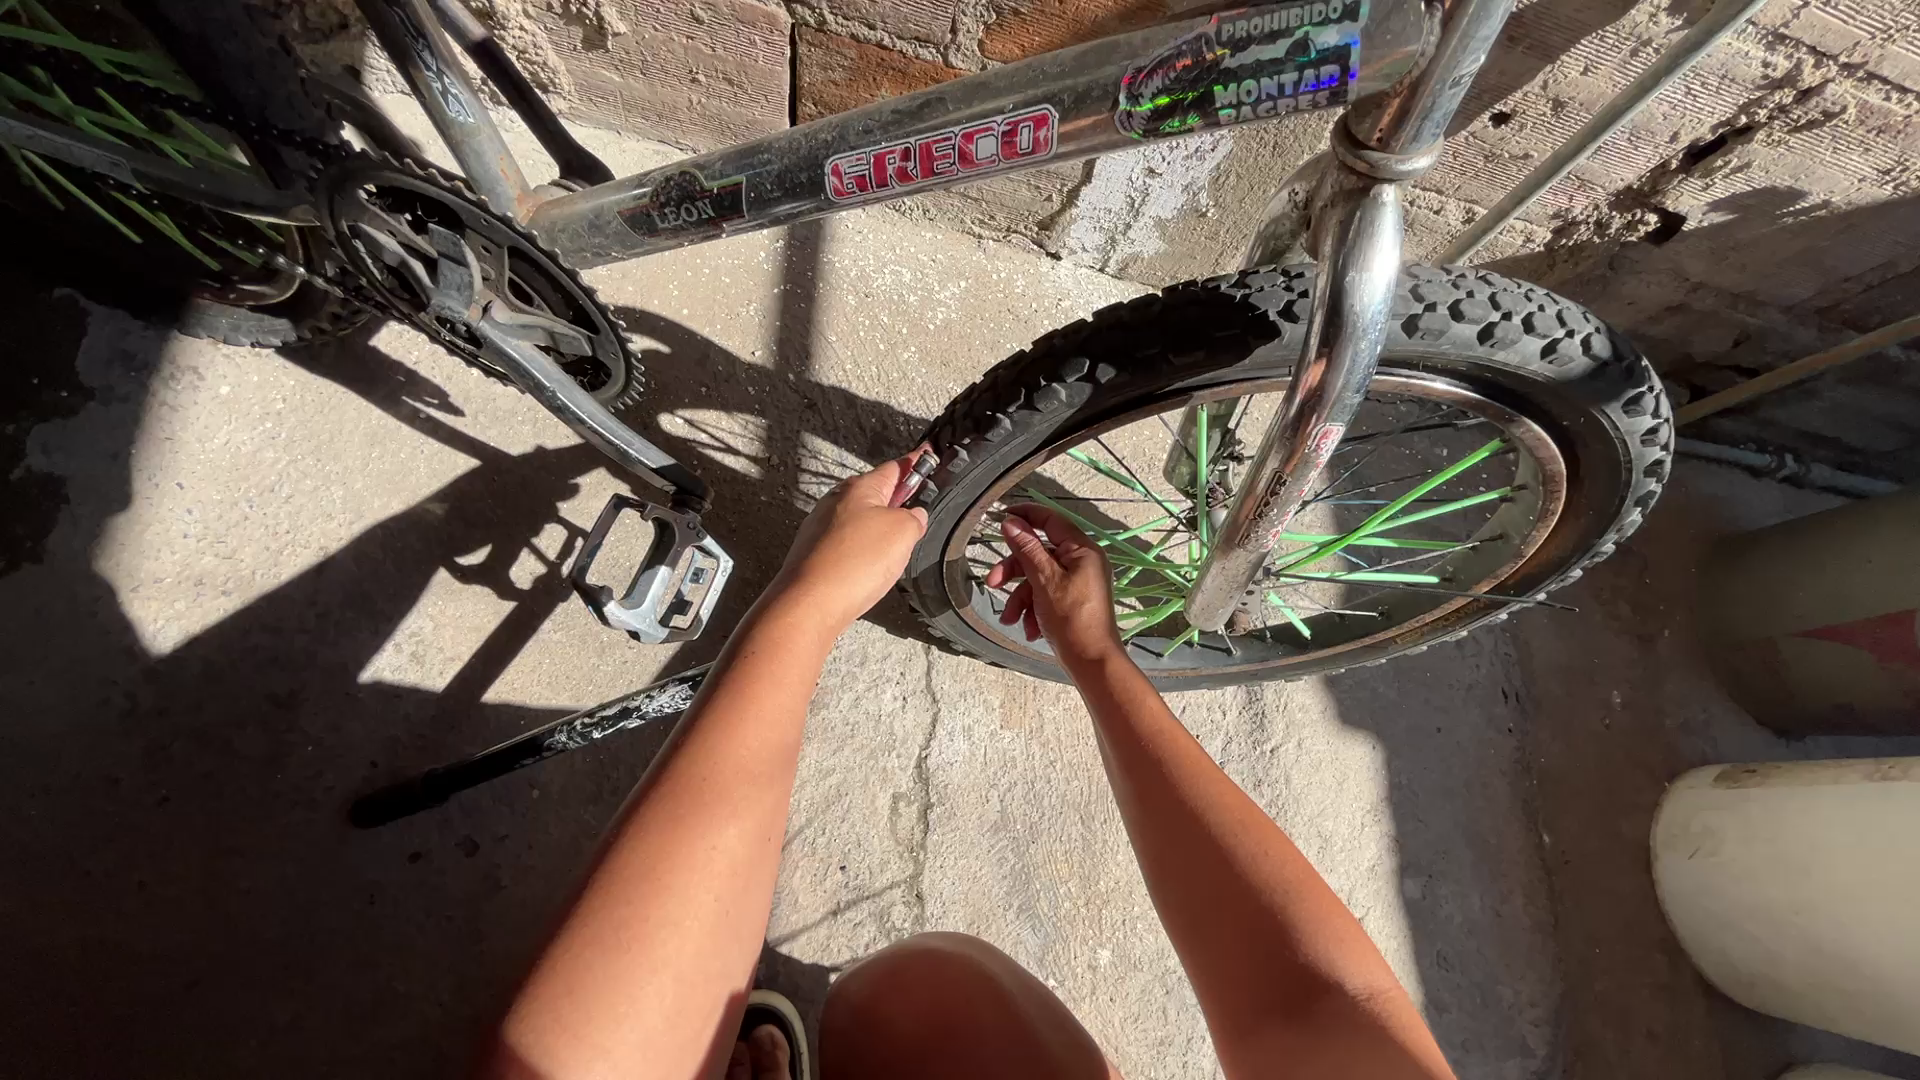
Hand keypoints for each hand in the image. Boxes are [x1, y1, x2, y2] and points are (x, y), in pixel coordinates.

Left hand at [765, 449, 930, 631]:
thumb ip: (914, 518)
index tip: (925, 455)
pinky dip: (866, 552)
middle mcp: (836, 503)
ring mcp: (823, 528)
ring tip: (898, 548)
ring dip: (882, 530)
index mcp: (859, 488)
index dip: (914, 463)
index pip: (894, 467)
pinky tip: (872, 569)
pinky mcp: (817, 554)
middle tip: (918, 509)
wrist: (810, 604)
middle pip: (876, 494)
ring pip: (863, 522)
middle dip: (898, 501)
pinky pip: (850, 545)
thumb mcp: (902, 532)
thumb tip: (914, 517)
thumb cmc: (853, 564)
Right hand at [984, 504, 1124, 666]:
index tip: (1002, 516)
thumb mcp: (1044, 580)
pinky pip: (1045, 596)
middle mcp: (1082, 562)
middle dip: (1014, 571)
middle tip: (992, 582)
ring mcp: (1077, 583)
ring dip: (1020, 598)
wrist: (1091, 662)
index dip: (1026, 515)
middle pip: (1038, 554)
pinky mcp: (1071, 602)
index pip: (1051, 521)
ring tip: (1012, 619)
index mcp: (1082, 550)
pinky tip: (1029, 629)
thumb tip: (1011, 522)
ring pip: (1037, 579)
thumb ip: (1027, 548)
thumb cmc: (1072, 619)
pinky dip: (1032, 610)